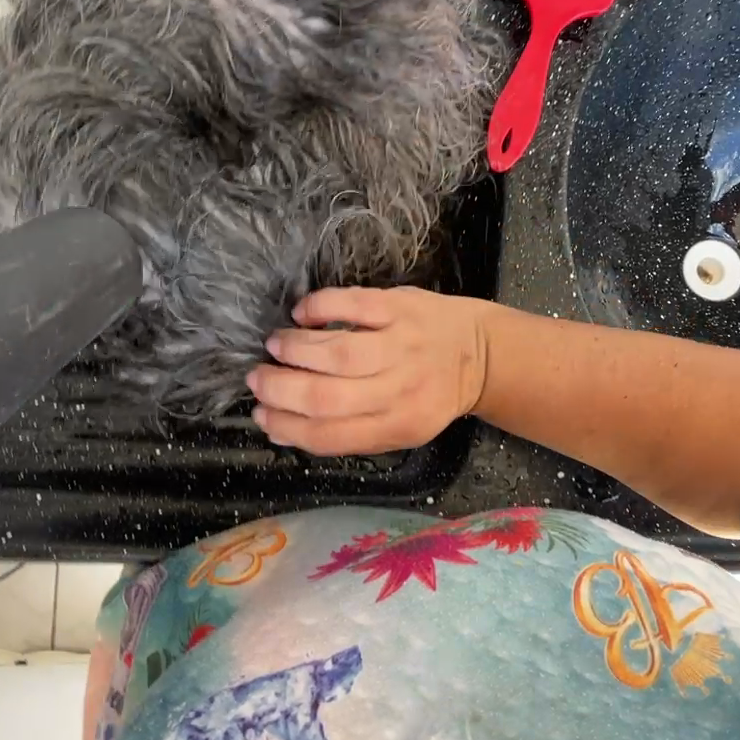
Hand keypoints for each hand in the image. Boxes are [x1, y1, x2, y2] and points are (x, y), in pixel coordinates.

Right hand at [246, 287, 491, 455]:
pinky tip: (301, 314)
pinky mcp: (401, 307)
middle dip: (280, 388)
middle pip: (325, 396)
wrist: (482, 354)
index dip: (286, 427)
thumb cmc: (431, 395)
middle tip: (257, 378)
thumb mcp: (399, 429)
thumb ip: (346, 432)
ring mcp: (401, 346)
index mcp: (396, 427)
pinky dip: (319, 307)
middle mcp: (399, 389)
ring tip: (274, 345)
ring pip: (336, 352)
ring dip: (294, 348)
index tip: (261, 415)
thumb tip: (281, 430)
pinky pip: (353, 304)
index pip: (328, 435)